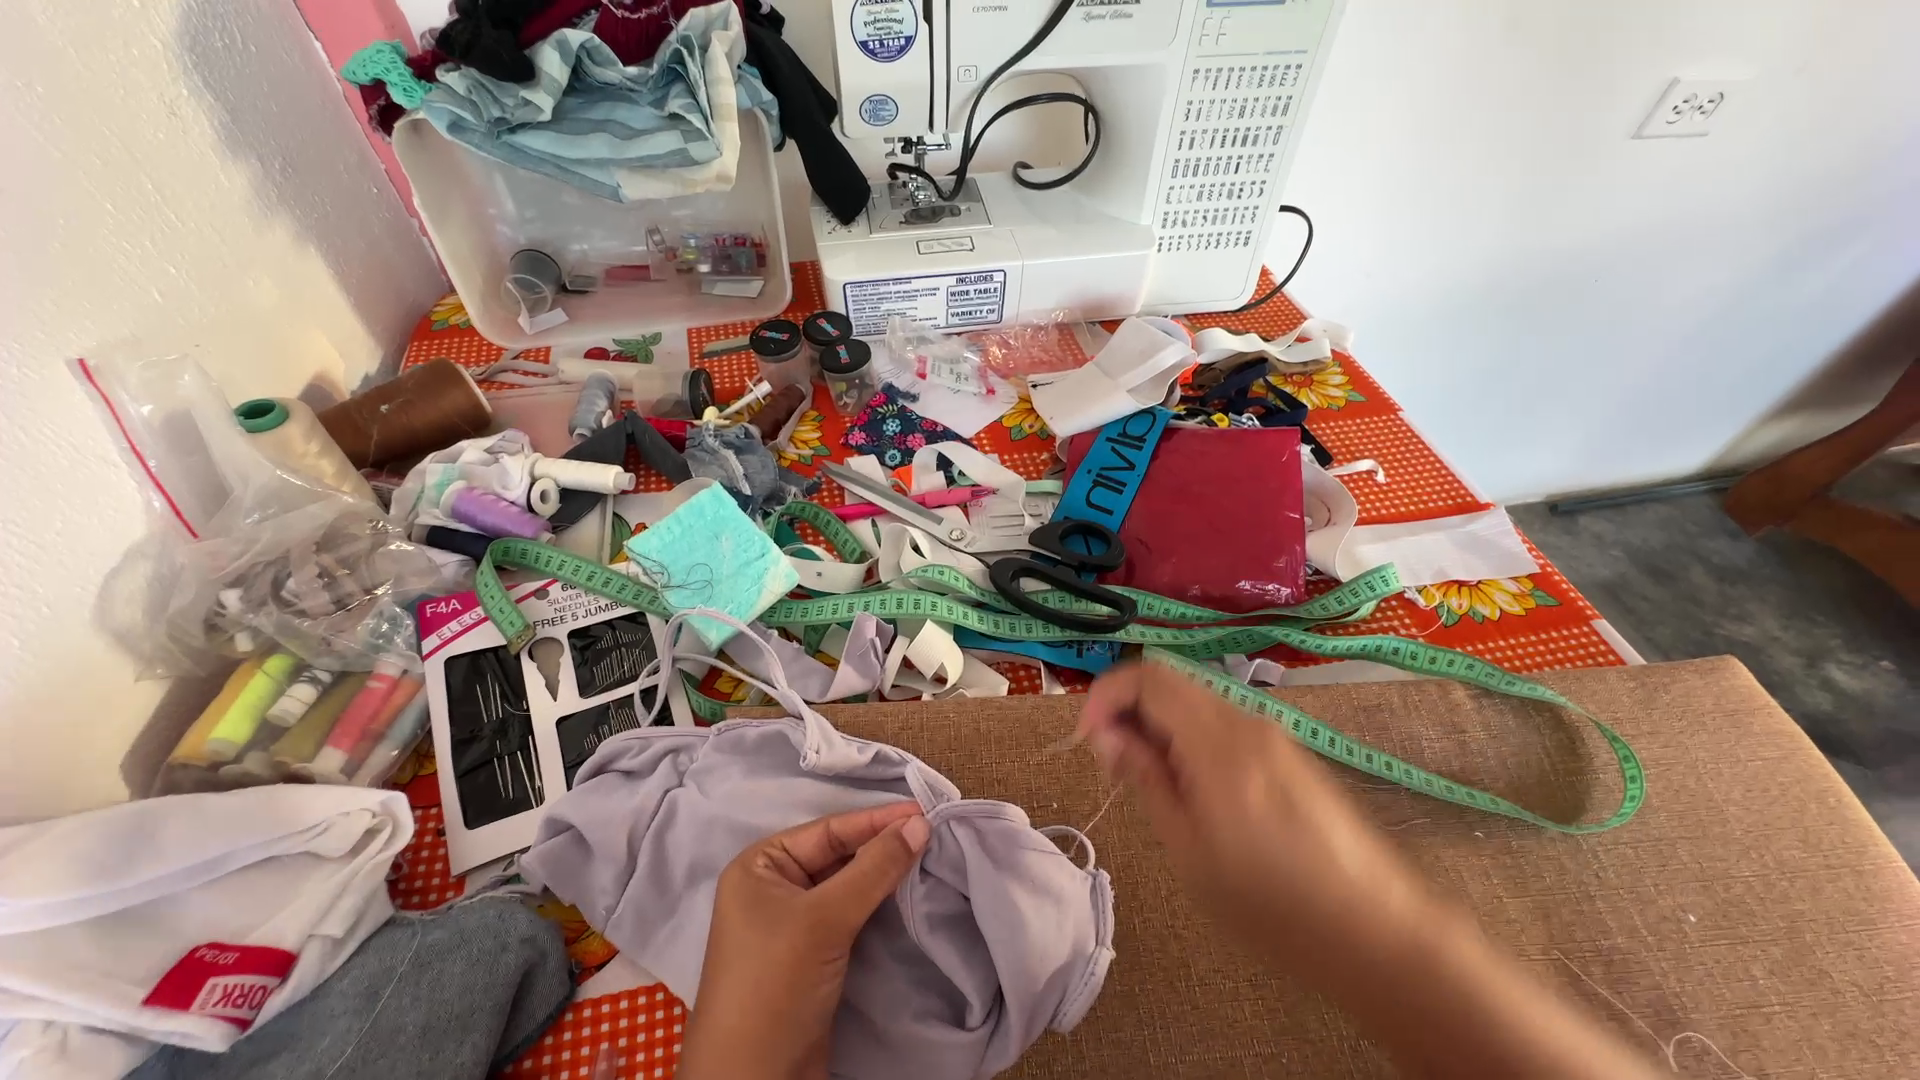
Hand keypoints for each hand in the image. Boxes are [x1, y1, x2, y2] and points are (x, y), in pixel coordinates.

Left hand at [677, 802, 931, 1079]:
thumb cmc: (775, 984)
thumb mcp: (824, 920)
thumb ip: (874, 869)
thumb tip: (920, 823)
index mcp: (760, 866)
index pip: (828, 830)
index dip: (876, 820)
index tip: (925, 811)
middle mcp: (773, 887)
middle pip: (838, 854)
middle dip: (882, 844)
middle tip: (933, 831)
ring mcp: (792, 923)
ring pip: (848, 884)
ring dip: (884, 873)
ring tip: (929, 855)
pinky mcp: (813, 954)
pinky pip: (850, 913)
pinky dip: (878, 902)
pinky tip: (908, 892)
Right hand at [1078, 661, 1435, 970]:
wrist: (1378, 932)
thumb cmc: (1272, 906)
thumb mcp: (1189, 850)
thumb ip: (1146, 779)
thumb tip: (1108, 735)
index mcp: (1219, 741)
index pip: (1149, 675)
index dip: (1106, 696)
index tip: (1089, 742)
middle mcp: (1248, 721)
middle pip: (1171, 682)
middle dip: (1129, 711)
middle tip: (1115, 767)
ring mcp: (1274, 734)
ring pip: (1196, 702)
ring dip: (1159, 726)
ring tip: (1152, 785)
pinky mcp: (1289, 753)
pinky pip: (1224, 725)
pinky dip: (1191, 739)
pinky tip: (1195, 791)